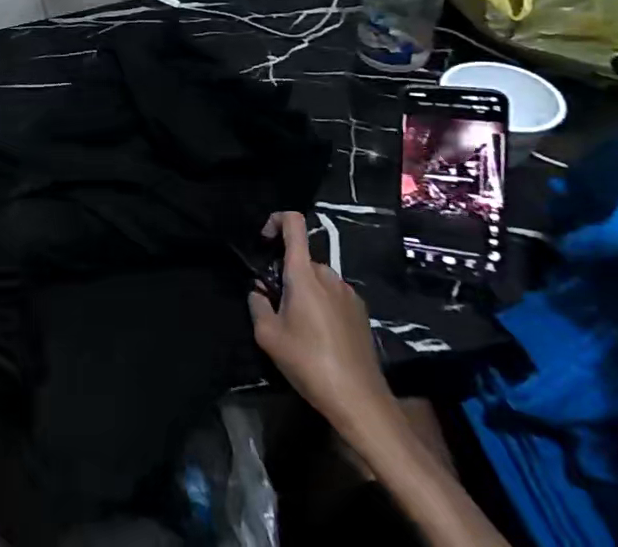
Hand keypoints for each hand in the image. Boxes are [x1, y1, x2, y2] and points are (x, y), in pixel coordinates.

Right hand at [249, 212, 509, 545]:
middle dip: (285, 277)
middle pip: (302, 260)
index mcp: (305, 274)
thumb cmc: (309, 363)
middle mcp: (329, 275)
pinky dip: (320, 307)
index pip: (295, 224)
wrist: (358, 398)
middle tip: (274, 309)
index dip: (277, 220)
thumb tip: (258, 292)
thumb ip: (257, 306)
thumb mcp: (269, 337)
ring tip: (296, 331)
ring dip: (303, 295)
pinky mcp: (360, 311)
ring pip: (317, 281)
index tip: (264, 240)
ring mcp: (348, 292)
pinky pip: (332, 297)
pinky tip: (318, 340)